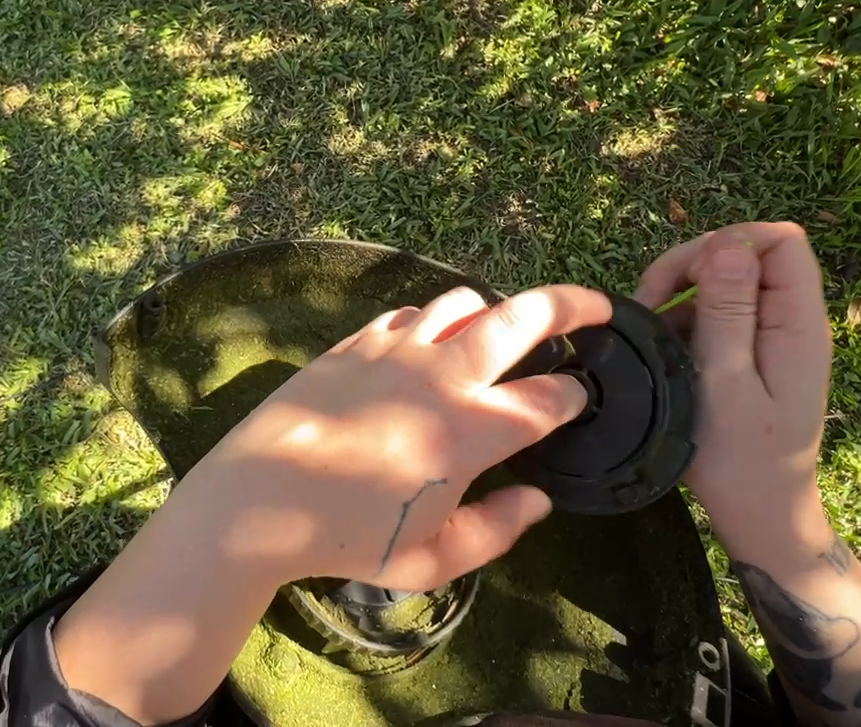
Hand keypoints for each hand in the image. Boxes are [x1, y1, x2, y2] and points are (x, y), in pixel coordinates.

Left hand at [55, 285, 605, 723]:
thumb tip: (541, 500)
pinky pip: (408, 313)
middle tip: (597, 305)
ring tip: (499, 330)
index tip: (581, 398)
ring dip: (492, 310)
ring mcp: (398, 348)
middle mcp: (443, 374)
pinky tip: (425, 344)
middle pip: (522, 316)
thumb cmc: (350, 535)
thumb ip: (500, 529)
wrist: (263, 494)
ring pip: (462, 303)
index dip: (576, 395)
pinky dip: (430, 321)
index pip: (550, 397)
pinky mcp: (358, 340)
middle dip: (570, 304)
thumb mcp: (434, 558)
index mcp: (472, 430)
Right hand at [632, 222, 834, 551]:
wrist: (757, 516)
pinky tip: (659, 345)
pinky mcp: (750, 349)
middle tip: (648, 303)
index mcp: (798, 323)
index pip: (780, 241)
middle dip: (690, 265)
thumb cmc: (739, 456)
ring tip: (647, 328)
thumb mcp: (723, 380)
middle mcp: (791, 320)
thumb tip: (725, 242)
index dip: (727, 243)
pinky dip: (681, 316)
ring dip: (679, 292)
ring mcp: (771, 335)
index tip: (680, 281)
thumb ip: (727, 310)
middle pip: (745, 252)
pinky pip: (715, 307)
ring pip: (723, 277)